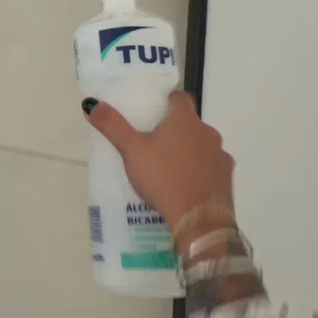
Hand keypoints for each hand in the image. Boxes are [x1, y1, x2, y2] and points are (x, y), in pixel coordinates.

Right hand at [83, 91, 234, 226]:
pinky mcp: (227, 178)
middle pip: (190, 123)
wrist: (199, 219)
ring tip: (168, 167)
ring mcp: (220, 155)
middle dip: (175, 129)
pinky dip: (201, 170)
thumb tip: (91, 103)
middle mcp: (207, 132)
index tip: (155, 110)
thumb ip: (112, 125)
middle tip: (154, 143)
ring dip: (189, 150)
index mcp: (184, 120)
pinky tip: (186, 184)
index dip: (167, 100)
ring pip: (202, 145)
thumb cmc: (162, 177)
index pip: (180, 97)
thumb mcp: (131, 150)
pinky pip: (212, 167)